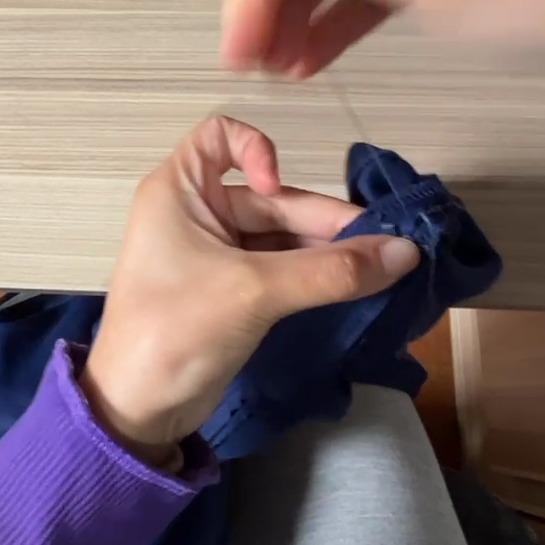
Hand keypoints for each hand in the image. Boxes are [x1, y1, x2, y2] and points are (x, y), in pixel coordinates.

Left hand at [82, 116, 420, 466]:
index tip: (277, 189)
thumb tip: (406, 252)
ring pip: (280, 235)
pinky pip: (279, 268)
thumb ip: (330, 271)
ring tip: (384, 269)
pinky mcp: (230, 289)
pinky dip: (314, 275)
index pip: (219, 135)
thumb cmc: (177, 329)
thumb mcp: (253, 292)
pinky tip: (358, 286)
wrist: (137, 408)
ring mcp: (213, 252)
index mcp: (179, 190)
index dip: (256, 148)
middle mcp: (196, 212)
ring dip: (326, 252)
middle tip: (386, 248)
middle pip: (269, 197)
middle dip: (321, 221)